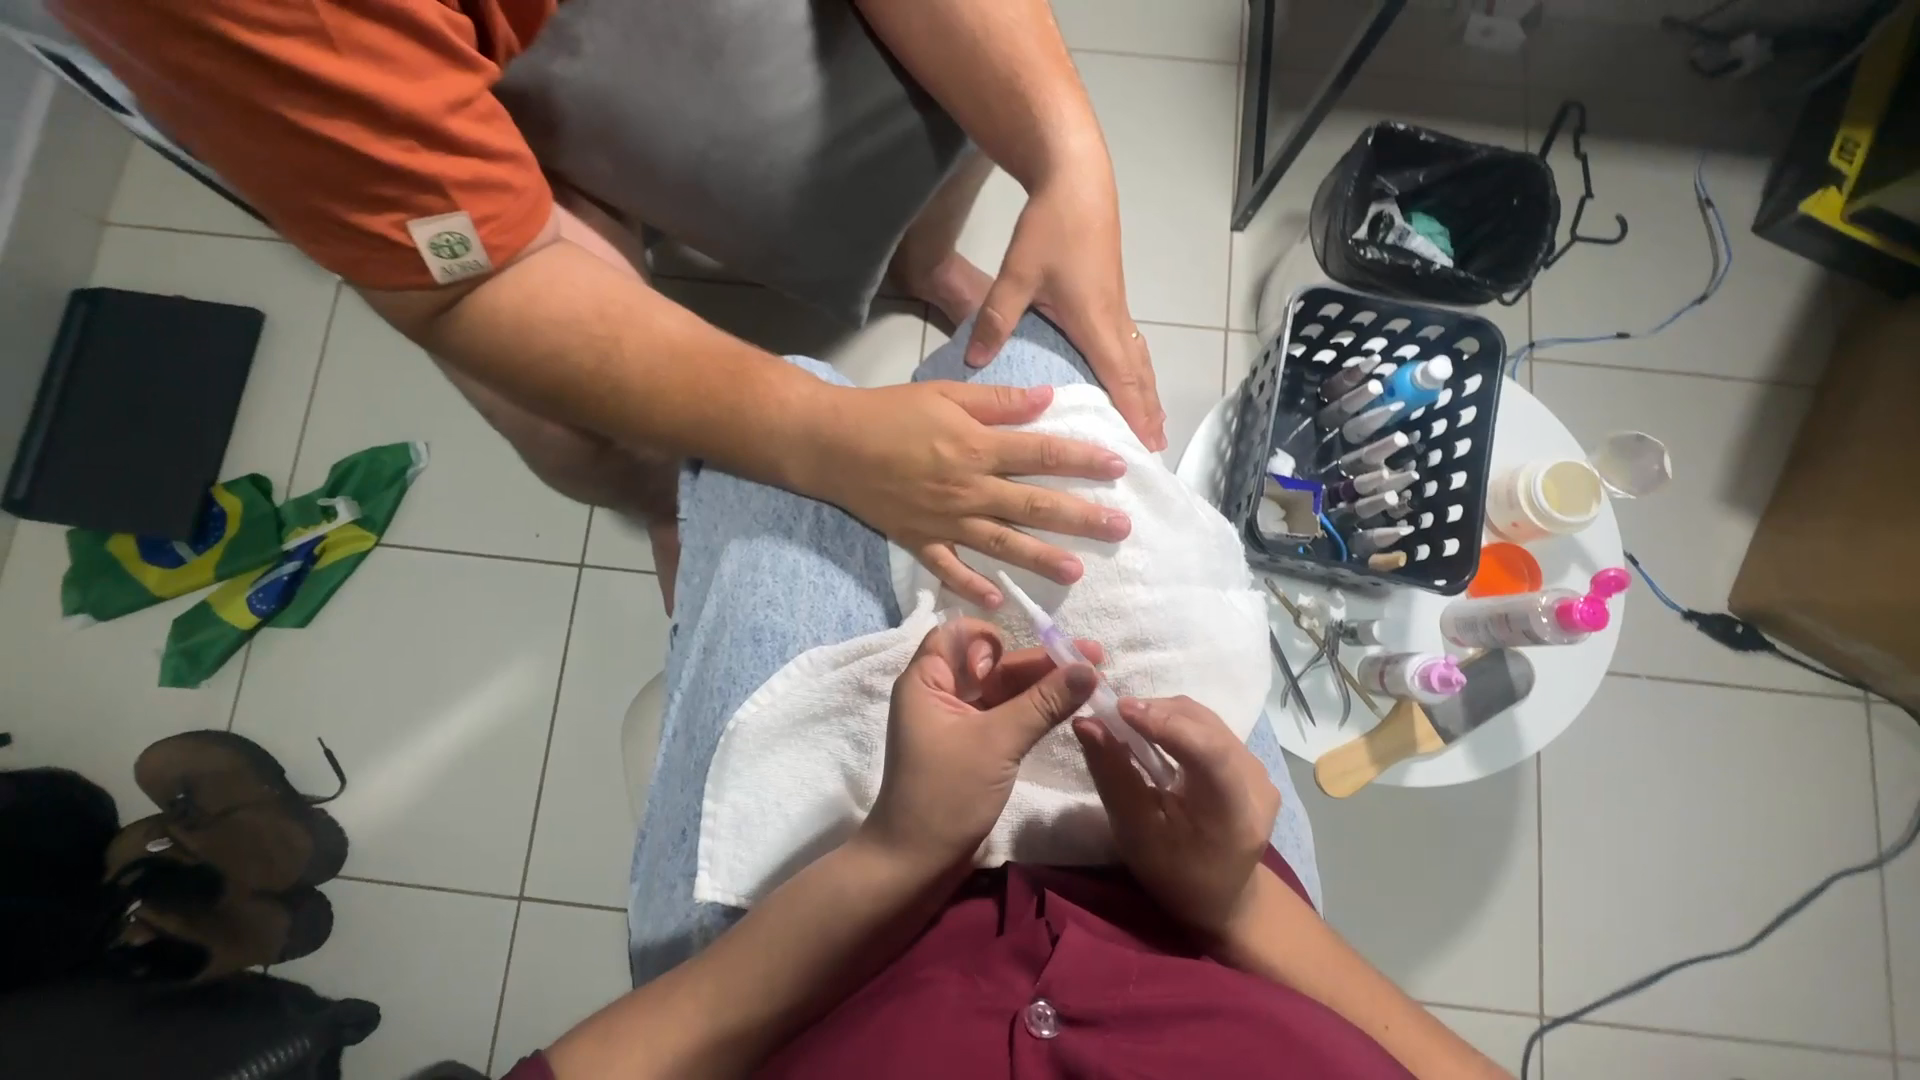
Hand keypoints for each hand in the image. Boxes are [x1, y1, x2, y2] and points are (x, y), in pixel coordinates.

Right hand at [804, 381, 1130, 606]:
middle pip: (1034, 506)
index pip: (1042, 455)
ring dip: (1040, 559)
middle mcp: (968, 489)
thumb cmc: (891, 412)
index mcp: (976, 447)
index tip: (1119, 468)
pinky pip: (948, 569)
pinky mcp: (919, 541)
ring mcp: (944, 521)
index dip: (1083, 461)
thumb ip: (999, 401)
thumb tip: (1047, 399)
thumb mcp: (946, 394)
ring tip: (1076, 573)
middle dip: (1080, 518)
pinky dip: (971, 586)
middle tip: (1119, 530)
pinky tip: (998, 600)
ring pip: (1001, 544)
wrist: (833, 443)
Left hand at [862, 617, 1100, 871]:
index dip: (992, 636)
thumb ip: (1043, 702)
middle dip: (1038, 659)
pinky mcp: (972, 746)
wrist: (917, 863)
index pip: (957, 634)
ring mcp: (957, 722)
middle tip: (1093, 656)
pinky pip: (1004, 714)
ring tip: (1093, 678)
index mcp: (926, 680)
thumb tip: (1089, 668)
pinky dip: (1033, 709)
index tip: (1024, 654)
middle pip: (991, 661)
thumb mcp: (998, 742)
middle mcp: (939, 693)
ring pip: (1002, 689)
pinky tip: (1069, 706)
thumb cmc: (946, 793)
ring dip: (1042, 684)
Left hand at [966, 174, 1165, 450]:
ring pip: (1139, 360)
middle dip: (1148, 413)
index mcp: (1096, 321)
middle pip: (1139, 375)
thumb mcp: (1016, 274)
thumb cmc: (1051, 226)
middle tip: (1155, 449)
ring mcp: (1118, 307)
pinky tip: (1131, 380)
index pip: (1120, 379)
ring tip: (1153, 424)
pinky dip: (1138, 371)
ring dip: (1148, 393)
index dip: (1134, 414)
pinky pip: (1132, 345)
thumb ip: (996, 318)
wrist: (1077, 179)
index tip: (1145, 447)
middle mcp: (1114, 320)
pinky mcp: (1113, 296)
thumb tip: (976, 362)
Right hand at [1075, 697, 1279, 935]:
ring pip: (1207, 719)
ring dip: (1165, 714)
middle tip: (1112, 714)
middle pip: (1205, 726)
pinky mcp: (1251, 762)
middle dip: (1157, 712)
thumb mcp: (1135, 831)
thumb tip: (1085, 723)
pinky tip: (1154, 733)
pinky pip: (1211, 727)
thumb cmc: (1173, 872)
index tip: (1118, 708)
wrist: (1221, 897)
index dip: (1164, 723)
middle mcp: (1257, 782)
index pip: (1207, 751)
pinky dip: (1177, 722)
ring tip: (1129, 722)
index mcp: (1235, 810)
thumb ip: (1112, 774)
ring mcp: (1259, 769)